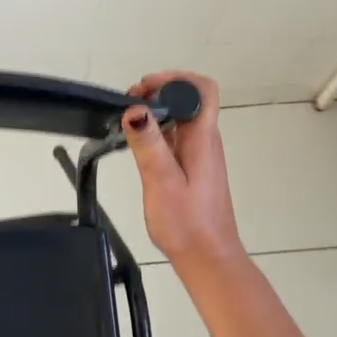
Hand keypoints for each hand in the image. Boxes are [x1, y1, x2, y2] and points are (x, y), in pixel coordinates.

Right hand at [123, 71, 245, 273]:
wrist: (208, 258)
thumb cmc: (187, 222)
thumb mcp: (161, 181)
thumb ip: (149, 144)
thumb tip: (135, 109)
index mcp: (202, 137)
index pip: (202, 88)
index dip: (175, 78)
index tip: (144, 88)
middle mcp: (205, 140)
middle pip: (189, 99)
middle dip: (159, 91)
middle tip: (129, 103)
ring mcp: (201, 154)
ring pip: (181, 117)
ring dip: (157, 111)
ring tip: (128, 121)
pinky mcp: (194, 168)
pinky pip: (177, 137)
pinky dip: (158, 131)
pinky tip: (139, 145)